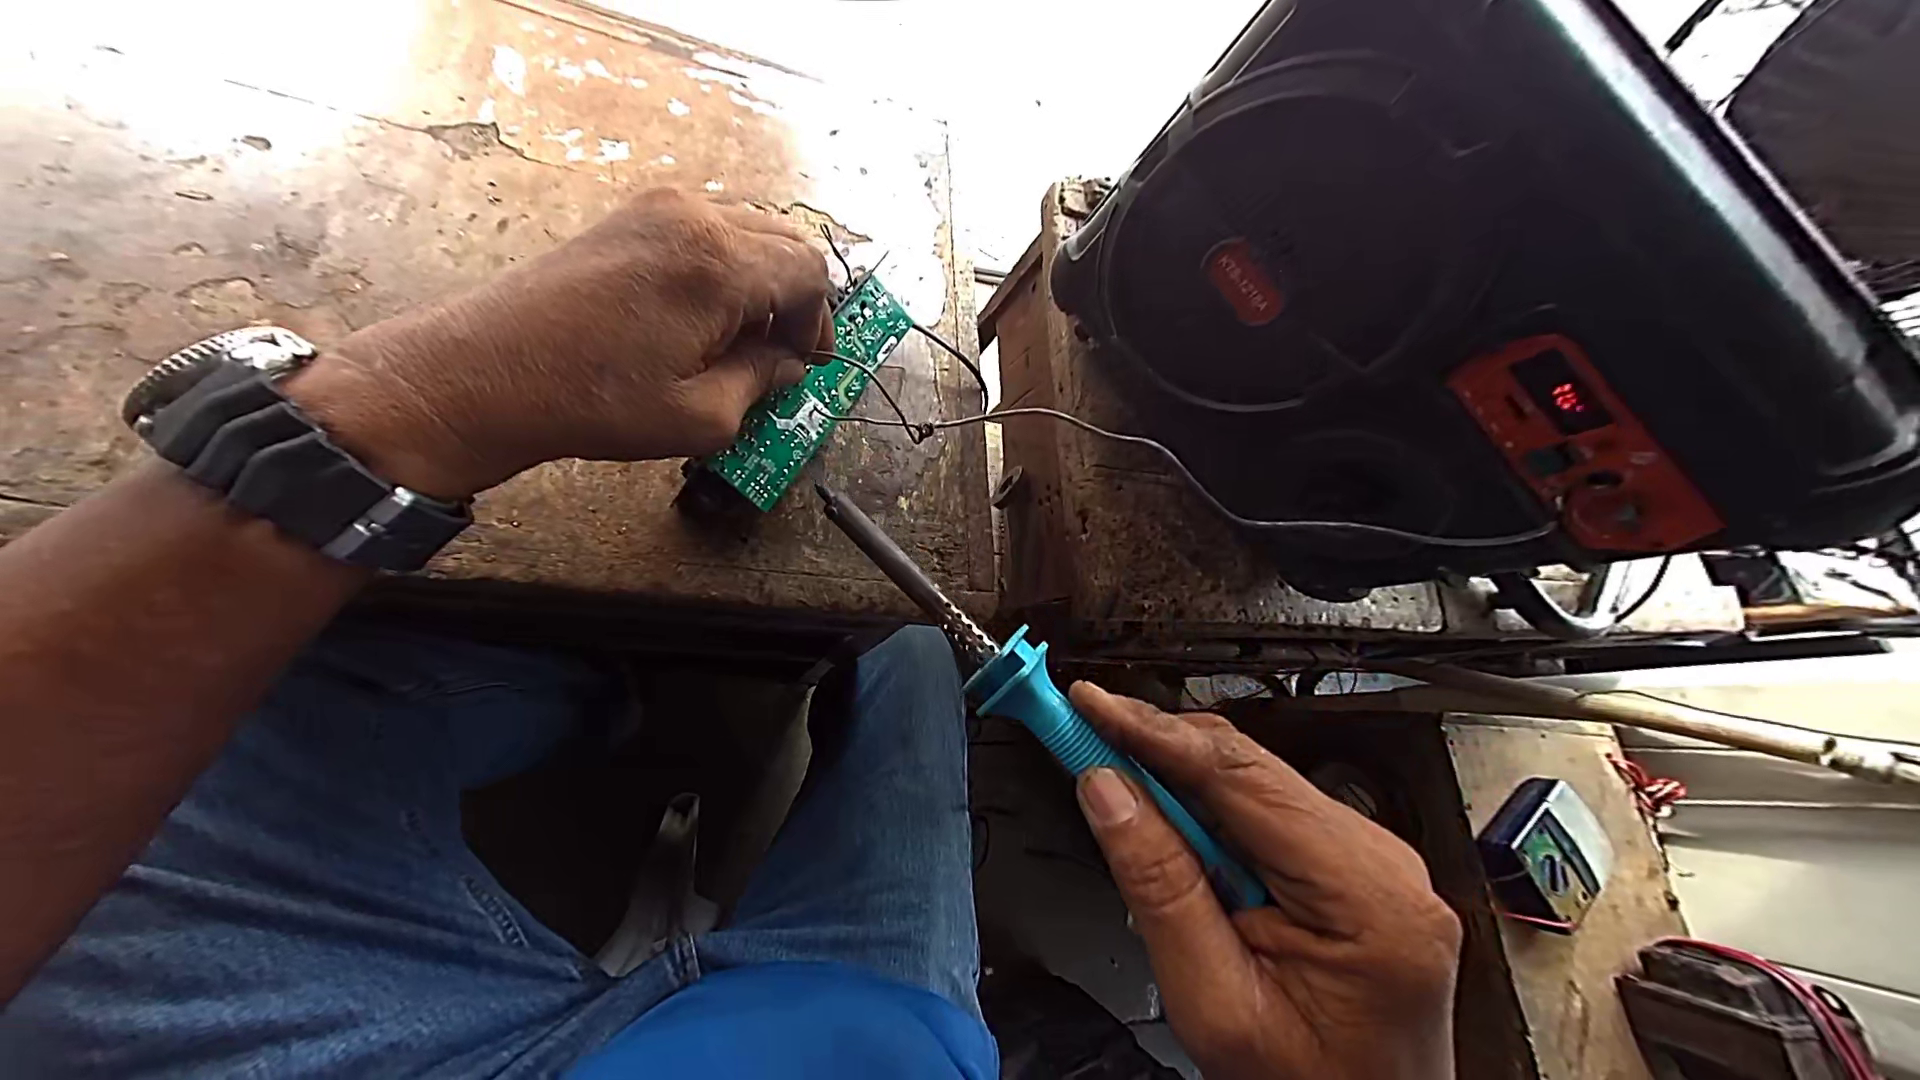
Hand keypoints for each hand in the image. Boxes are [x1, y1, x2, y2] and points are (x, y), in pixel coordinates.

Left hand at [284, 188, 833, 498]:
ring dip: (765, 282)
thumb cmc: (598, 402)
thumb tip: (789, 361)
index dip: (820, 321)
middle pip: (786, 242)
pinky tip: (709, 314)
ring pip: (751, 231)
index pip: (810, 272)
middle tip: (785, 351)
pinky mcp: (630, 217)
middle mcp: (694, 218)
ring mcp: (657, 208)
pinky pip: (710, 229)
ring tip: (747, 336)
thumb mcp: (705, 416)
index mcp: (719, 265)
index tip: (805, 362)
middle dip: (798, 301)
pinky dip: (730, 268)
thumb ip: (763, 379)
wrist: (486, 373)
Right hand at [1067, 682, 1461, 1079]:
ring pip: (1240, 774)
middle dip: (1150, 742)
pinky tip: (1157, 808)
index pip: (1235, 775)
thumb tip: (1106, 790)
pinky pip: (1252, 800)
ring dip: (1167, 770)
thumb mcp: (1213, 1004)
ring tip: (1106, 768)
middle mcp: (1374, 856)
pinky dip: (1194, 796)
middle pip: (1239, 763)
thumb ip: (1158, 888)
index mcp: (1365, 894)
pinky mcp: (1337, 855)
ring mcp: (1360, 852)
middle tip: (1078, 727)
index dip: (1149, 729)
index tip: (1087, 703)